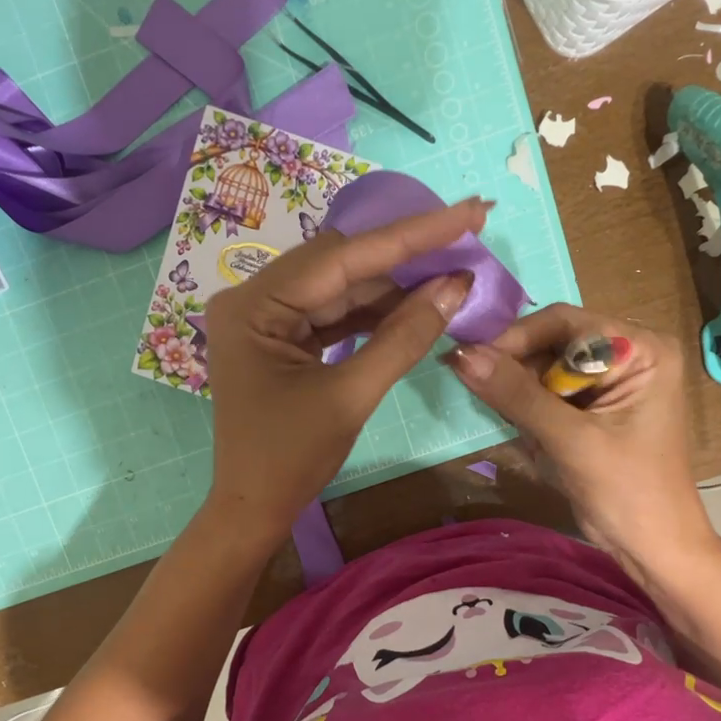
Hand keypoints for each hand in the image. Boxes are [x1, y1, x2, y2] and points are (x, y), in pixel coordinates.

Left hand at [200, 198, 487, 538]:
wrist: (253, 509)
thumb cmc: (291, 459)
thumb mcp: (351, 396)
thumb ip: (403, 337)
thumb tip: (455, 285)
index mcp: (253, 305)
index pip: (343, 257)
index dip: (412, 236)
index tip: (469, 212)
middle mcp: (252, 298)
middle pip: (340, 263)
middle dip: (405, 256)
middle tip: (468, 240)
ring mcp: (264, 318)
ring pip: (339, 286)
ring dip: (393, 286)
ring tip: (452, 275)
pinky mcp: (278, 338)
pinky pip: (332, 313)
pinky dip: (372, 313)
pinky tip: (416, 305)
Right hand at [447, 304, 716, 568]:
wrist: (653, 547)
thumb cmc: (627, 491)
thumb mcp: (570, 440)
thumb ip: (517, 395)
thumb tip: (461, 356)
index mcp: (642, 349)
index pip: (564, 322)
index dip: (516, 339)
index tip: (472, 364)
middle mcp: (628, 355)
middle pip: (551, 345)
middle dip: (521, 377)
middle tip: (496, 408)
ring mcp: (610, 384)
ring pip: (543, 373)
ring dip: (525, 404)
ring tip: (531, 437)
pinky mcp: (593, 411)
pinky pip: (547, 398)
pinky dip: (532, 419)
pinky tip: (541, 446)